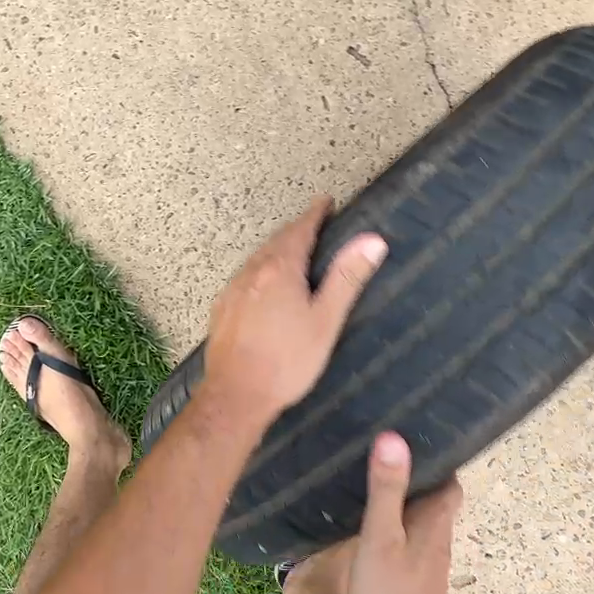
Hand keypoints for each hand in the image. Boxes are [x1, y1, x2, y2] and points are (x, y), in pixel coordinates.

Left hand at [198, 196, 387, 429]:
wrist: (235, 393)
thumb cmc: (287, 360)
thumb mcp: (325, 320)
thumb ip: (346, 278)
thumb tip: (371, 240)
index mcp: (280, 269)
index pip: (300, 230)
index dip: (315, 214)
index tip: (325, 200)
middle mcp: (253, 272)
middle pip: (277, 241)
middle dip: (296, 229)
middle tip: (313, 223)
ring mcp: (233, 289)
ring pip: (258, 258)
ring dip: (277, 248)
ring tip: (292, 249)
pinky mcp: (222, 308)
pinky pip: (245, 277)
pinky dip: (260, 270)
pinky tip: (263, 284)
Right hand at [346, 432, 461, 593]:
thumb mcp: (380, 537)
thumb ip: (386, 489)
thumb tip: (394, 436)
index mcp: (434, 525)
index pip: (449, 482)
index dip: (438, 455)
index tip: (415, 429)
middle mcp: (436, 540)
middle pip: (434, 498)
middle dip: (416, 472)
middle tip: (384, 444)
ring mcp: (425, 563)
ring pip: (419, 518)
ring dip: (402, 496)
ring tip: (372, 472)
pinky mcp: (412, 580)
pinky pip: (407, 537)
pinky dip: (393, 521)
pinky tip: (368, 519)